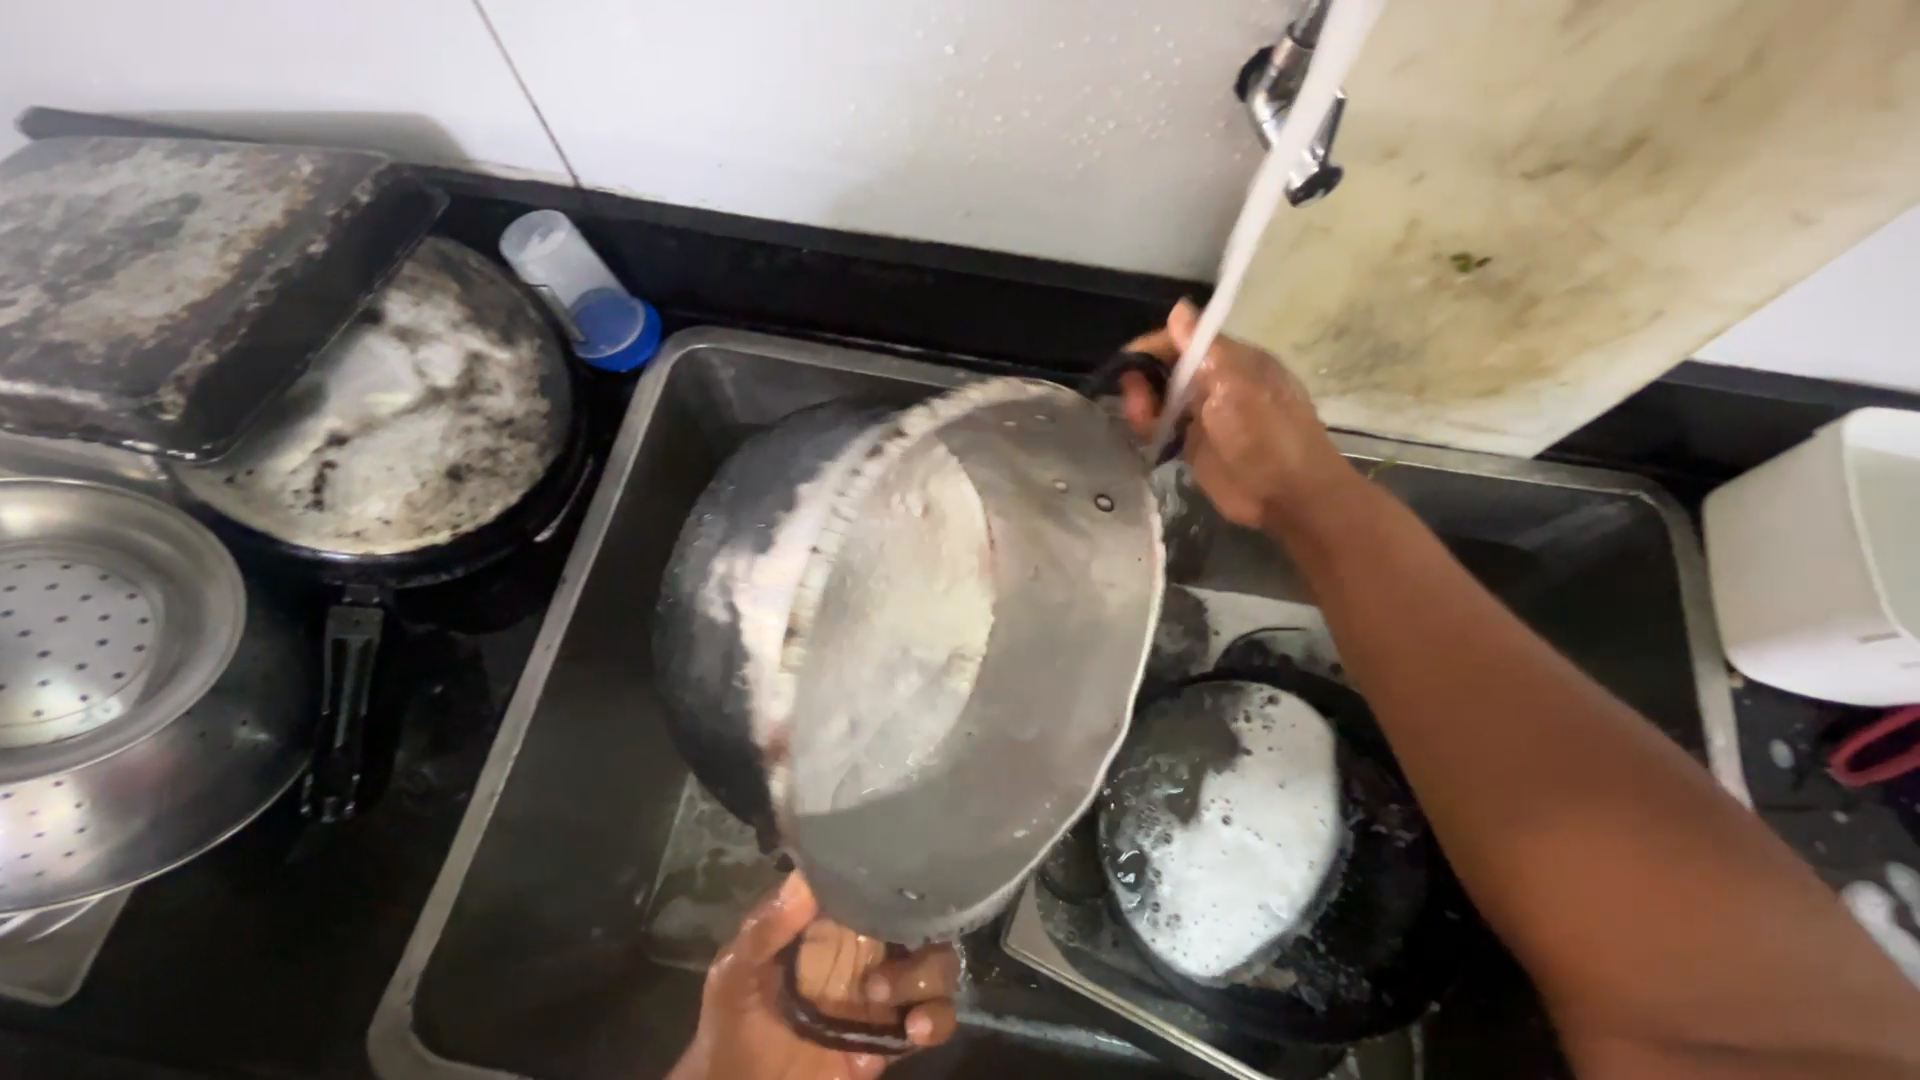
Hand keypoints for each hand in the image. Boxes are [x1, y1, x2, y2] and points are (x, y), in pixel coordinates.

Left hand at [669, 874, 960, 1079]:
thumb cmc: (732, 1018)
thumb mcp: (736, 968)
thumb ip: (767, 927)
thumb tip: (805, 879)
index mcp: (833, 923)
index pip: (877, 887)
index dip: (894, 880)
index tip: (895, 882)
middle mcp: (866, 950)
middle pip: (920, 921)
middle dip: (922, 931)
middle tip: (890, 953)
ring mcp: (884, 992)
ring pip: (937, 965)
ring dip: (927, 976)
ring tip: (884, 995)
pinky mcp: (893, 1035)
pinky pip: (936, 1018)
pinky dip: (937, 1018)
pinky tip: (913, 1028)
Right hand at [1120, 299, 1356, 529]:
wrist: (1286, 496)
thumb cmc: (1266, 434)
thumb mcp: (1235, 384)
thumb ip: (1203, 348)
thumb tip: (1179, 308)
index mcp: (1233, 360)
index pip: (1186, 340)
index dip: (1155, 346)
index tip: (1127, 361)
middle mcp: (1217, 383)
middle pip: (1169, 369)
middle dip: (1145, 377)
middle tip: (1132, 396)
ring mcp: (1205, 416)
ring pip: (1162, 399)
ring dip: (1144, 404)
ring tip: (1140, 421)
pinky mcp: (1195, 446)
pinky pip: (1163, 428)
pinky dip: (1148, 427)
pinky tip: (1144, 434)